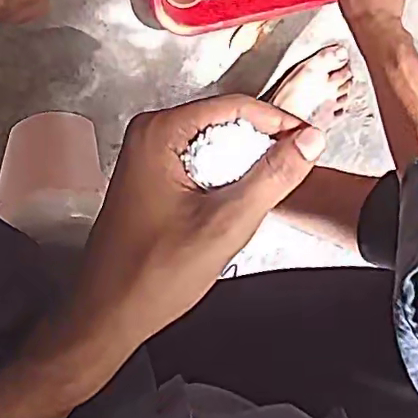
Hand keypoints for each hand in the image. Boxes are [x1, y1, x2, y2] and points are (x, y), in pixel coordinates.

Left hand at [57, 95, 325, 354]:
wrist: (109, 311)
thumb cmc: (153, 274)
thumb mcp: (226, 224)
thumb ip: (272, 177)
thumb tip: (308, 141)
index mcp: (159, 133)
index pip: (232, 106)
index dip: (277, 120)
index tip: (308, 139)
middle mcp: (149, 133)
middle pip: (221, 118)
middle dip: (263, 138)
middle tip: (297, 161)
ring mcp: (146, 151)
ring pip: (212, 138)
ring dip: (245, 156)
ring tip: (275, 180)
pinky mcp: (150, 171)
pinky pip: (198, 155)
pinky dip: (225, 169)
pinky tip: (240, 195)